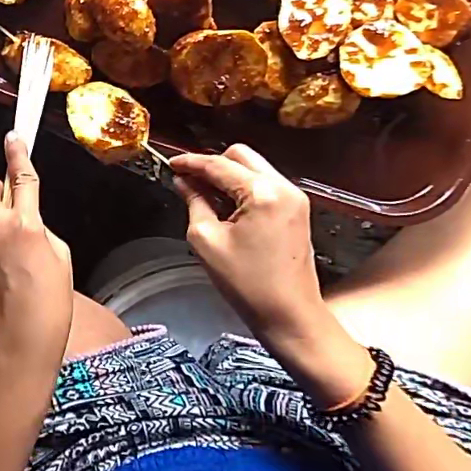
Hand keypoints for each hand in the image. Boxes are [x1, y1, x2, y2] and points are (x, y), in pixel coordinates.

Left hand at [0, 133, 74, 379]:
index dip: (19, 152)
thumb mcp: (62, 263)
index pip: (21, 176)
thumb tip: (31, 228)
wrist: (14, 355)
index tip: (15, 136)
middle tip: (6, 200)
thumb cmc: (48, 313)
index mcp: (25, 226)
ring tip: (10, 265)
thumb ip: (44, 235)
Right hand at [170, 145, 370, 404]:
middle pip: (240, 156)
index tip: (173, 164)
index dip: (191, 162)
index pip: (219, 164)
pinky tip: (227, 207)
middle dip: (212, 165)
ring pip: (254, 168)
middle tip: (189, 181)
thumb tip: (184, 183)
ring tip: (205, 197)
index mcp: (262, 193)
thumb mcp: (207, 241)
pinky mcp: (297, 210)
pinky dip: (244, 189)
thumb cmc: (249, 285)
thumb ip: (194, 202)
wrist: (290, 315)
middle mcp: (283, 188)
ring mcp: (294, 198)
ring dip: (229, 176)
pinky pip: (265, 185)